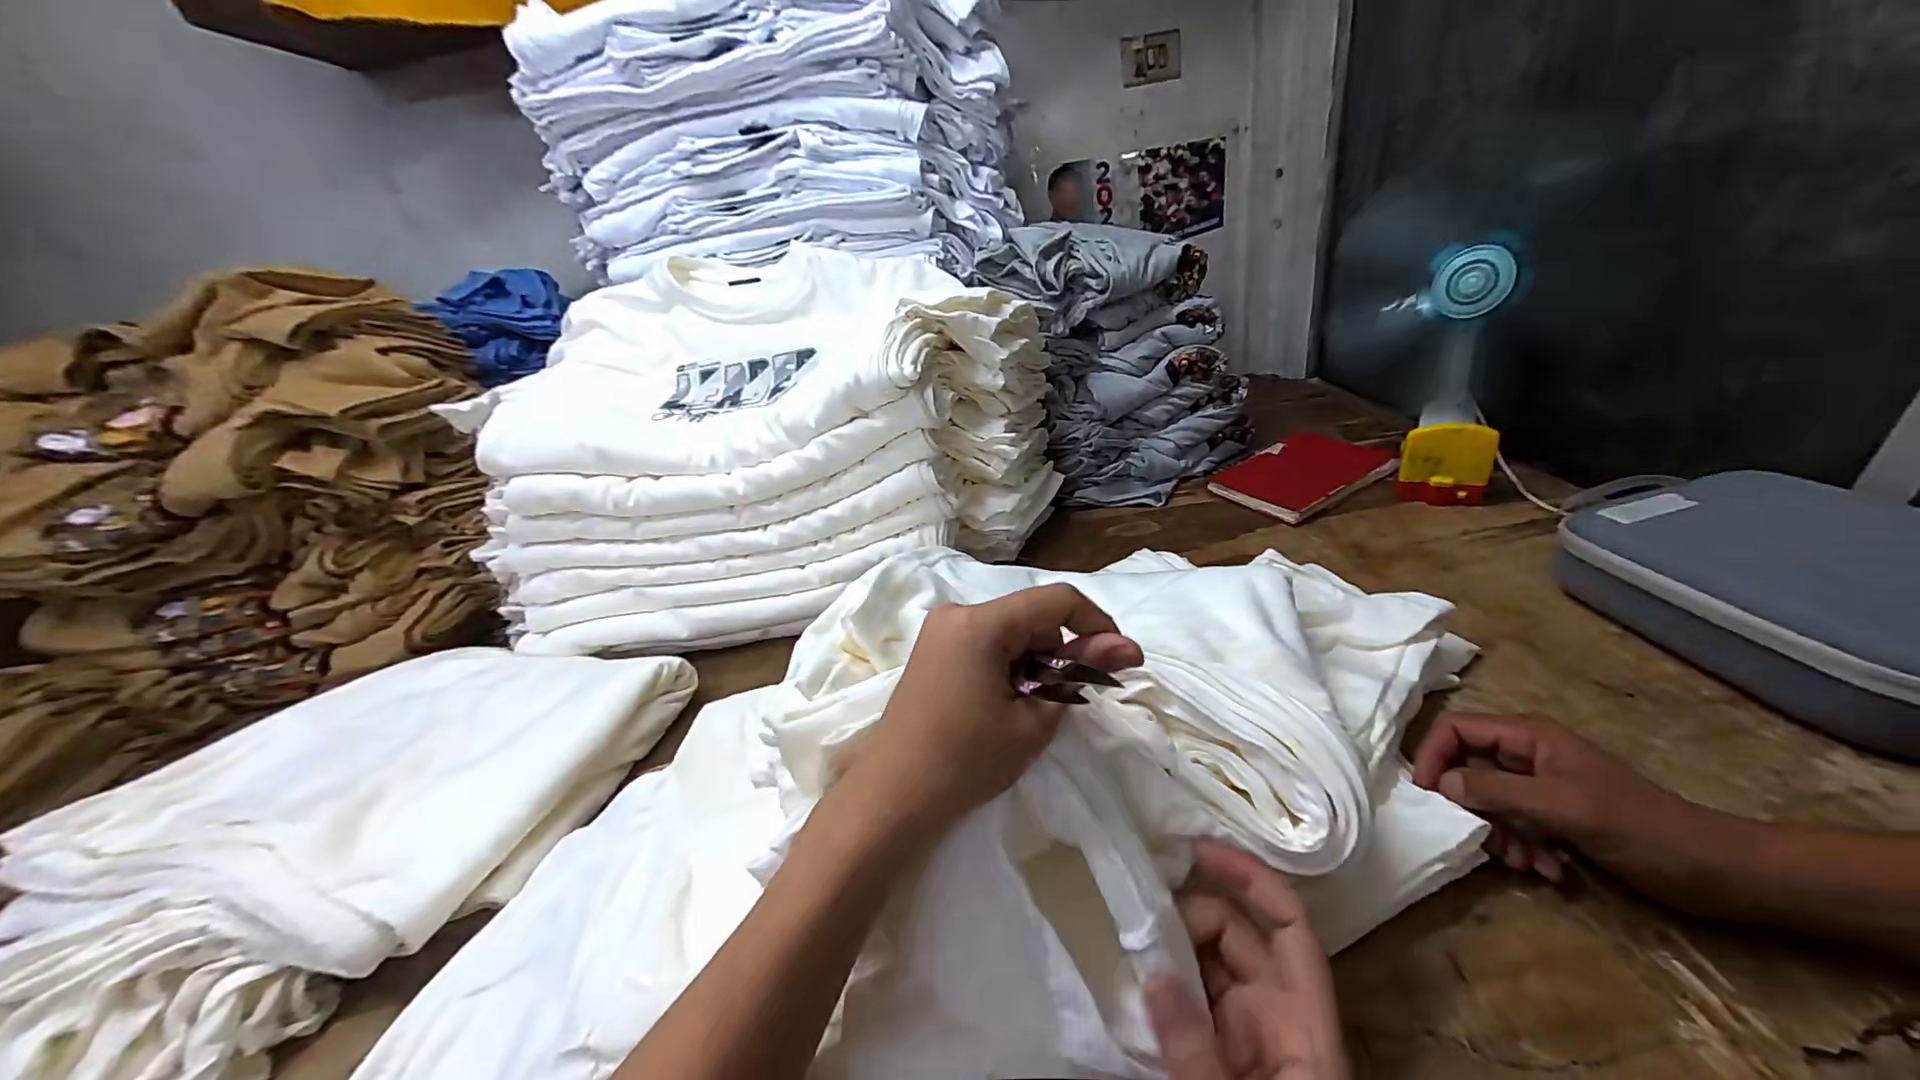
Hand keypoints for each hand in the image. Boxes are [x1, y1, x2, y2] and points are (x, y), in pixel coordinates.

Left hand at [838, 583, 1142, 839]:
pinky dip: (1007, 667)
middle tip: (1058, 703)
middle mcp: (956, 613)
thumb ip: (1080, 672)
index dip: (1096, 625)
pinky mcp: (932, 650)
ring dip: (1032, 664)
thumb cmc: (966, 761)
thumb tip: (1127, 647)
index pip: (1057, 600)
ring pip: (1010, 632)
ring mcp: (940, 631)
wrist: (891, 797)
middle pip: (1032, 618)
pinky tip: (1000, 706)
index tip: (1119, 660)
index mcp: (980, 622)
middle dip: (1057, 654)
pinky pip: (986, 643)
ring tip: (1022, 714)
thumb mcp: (1033, 720)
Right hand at [1147, 841, 1348, 1079]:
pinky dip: (1161, 974)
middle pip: (1235, 933)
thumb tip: (1152, 970)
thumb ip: (1195, 1049)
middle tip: (1136, 915)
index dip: (1251, 879)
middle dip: (1187, 913)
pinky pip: (1188, 990)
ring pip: (1205, 958)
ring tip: (1126, 939)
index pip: (1288, 927)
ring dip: (1168, 942)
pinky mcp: (1216, 1044)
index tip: (1198, 849)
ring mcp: (1244, 1028)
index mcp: (1303, 1023)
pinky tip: (1130, 969)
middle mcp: (1275, 1012)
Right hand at [1411, 712, 1716, 894]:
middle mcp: (1529, 756)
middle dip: (1471, 807)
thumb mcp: (1561, 806)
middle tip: (1482, 839)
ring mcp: (1543, 787)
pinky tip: (1551, 870)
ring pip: (1488, 802)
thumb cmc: (1641, 828)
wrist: (1721, 873)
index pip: (1455, 729)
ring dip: (1500, 835)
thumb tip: (1439, 784)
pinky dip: (1525, 849)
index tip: (1426, 795)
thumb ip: (1495, 789)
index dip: (1433, 756)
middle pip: (1467, 768)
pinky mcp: (1557, 817)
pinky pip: (1516, 825)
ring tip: (1527, 863)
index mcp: (1528, 737)